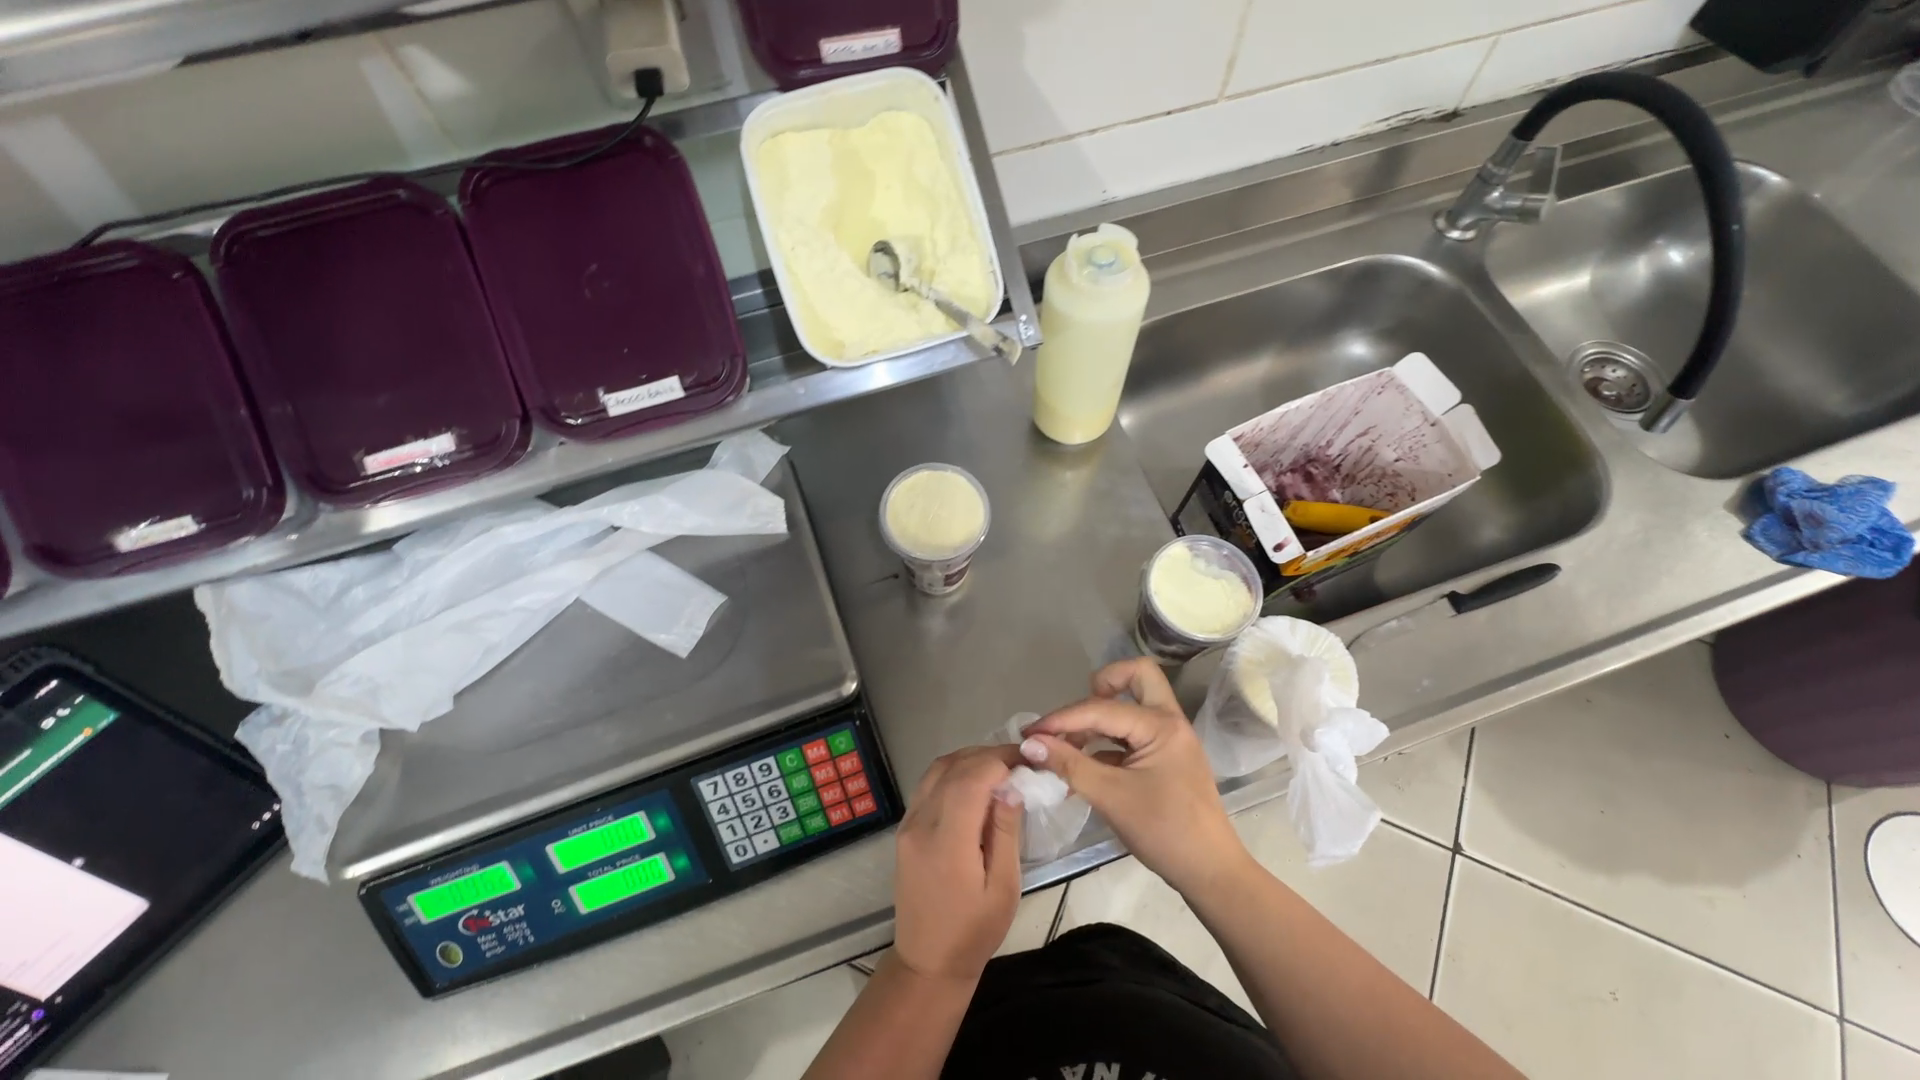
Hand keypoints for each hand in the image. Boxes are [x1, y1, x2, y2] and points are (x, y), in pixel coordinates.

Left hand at [892, 745, 1024, 983]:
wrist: (928, 960)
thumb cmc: (974, 932)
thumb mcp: (1003, 887)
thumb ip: (1005, 832)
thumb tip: (1012, 787)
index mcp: (947, 842)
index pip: (971, 779)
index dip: (1001, 761)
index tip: (1029, 762)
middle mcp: (921, 825)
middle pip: (953, 767)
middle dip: (988, 756)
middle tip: (1021, 762)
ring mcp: (908, 825)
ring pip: (937, 770)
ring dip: (969, 760)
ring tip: (1001, 768)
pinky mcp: (905, 830)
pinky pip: (928, 786)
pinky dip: (953, 773)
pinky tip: (976, 783)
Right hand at [1023, 657, 1249, 894]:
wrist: (1210, 872)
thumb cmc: (1164, 830)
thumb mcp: (1111, 797)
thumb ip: (1069, 765)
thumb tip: (1030, 743)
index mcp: (1161, 724)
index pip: (1101, 708)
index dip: (1061, 719)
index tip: (1028, 733)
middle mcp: (1169, 722)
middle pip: (1137, 677)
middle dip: (1100, 686)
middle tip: (1072, 717)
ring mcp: (1169, 741)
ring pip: (1133, 706)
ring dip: (1099, 719)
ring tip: (1066, 748)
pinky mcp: (1165, 761)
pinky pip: (1131, 736)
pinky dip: (1105, 744)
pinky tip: (1082, 769)